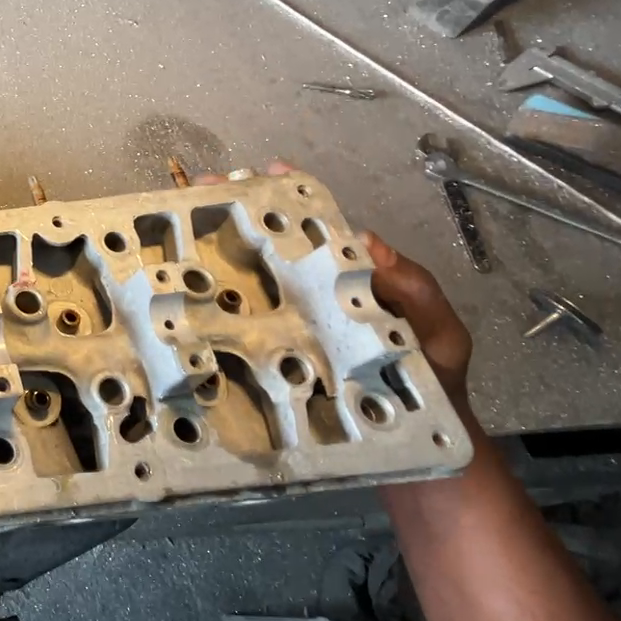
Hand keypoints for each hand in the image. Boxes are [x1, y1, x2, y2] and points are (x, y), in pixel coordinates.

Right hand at [187, 161, 473, 407]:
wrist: (412, 448)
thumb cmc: (431, 383)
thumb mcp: (438, 334)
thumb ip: (416, 291)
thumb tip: (365, 240)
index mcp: (351, 276)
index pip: (317, 226)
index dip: (292, 194)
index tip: (263, 172)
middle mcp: (312, 289)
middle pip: (271, 240)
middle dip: (236, 208)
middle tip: (203, 188)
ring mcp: (285, 317)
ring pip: (244, 271)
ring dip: (212, 244)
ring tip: (181, 222)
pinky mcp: (265, 348)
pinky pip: (233, 315)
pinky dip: (206, 295)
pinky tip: (182, 285)